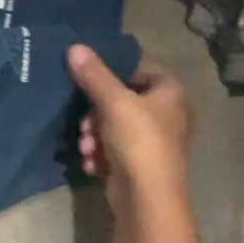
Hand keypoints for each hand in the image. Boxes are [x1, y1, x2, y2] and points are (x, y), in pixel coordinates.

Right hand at [68, 45, 191, 206]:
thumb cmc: (138, 141)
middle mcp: (166, 113)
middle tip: (84, 126)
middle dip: (95, 116)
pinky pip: (114, 151)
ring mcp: (153, 141)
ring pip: (114, 129)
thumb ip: (94, 75)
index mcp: (170, 90)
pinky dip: (100, 156)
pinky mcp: (139, 164)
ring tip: (86, 149)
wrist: (147, 195)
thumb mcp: (113, 102)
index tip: (88, 86)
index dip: (112, 75)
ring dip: (93, 138)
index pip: (138, 69)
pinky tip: (91, 164)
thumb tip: (74, 47)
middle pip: (121, 102)